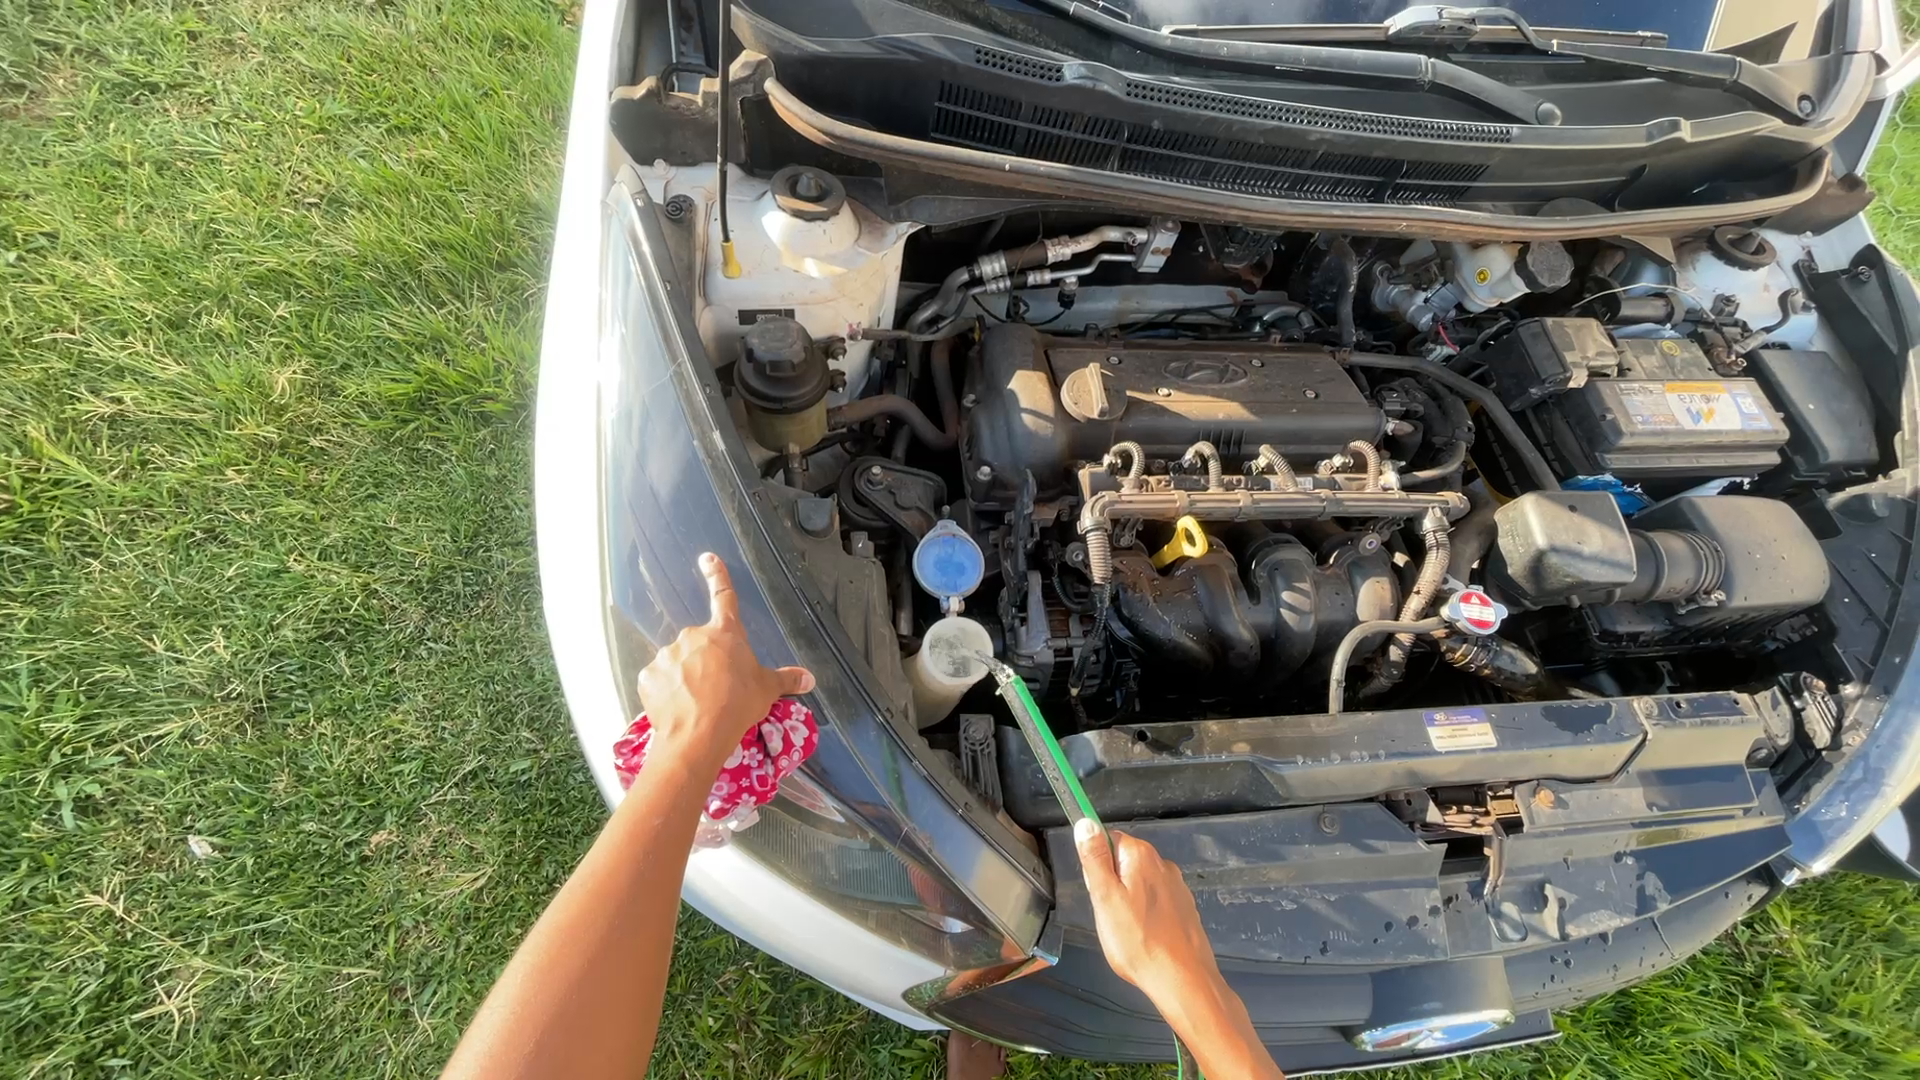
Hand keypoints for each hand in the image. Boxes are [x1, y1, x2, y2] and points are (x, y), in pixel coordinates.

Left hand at [635, 553, 813, 771]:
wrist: (698, 735)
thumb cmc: (738, 703)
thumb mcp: (767, 690)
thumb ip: (787, 679)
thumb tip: (810, 679)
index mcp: (725, 633)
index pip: (723, 596)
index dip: (717, 575)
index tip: (708, 558)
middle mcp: (694, 636)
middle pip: (702, 643)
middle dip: (707, 660)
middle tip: (718, 686)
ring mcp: (667, 655)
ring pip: (679, 662)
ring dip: (686, 676)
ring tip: (697, 702)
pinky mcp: (648, 677)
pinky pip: (660, 681)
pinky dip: (667, 691)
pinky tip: (677, 708)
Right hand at [1074, 820, 1222, 1007]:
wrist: (1184, 982)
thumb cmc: (1138, 941)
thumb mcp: (1105, 898)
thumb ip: (1094, 858)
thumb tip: (1086, 822)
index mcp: (1141, 855)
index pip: (1108, 840)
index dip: (1097, 866)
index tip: (1099, 892)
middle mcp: (1162, 863)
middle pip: (1124, 862)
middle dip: (1113, 885)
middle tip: (1112, 916)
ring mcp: (1177, 886)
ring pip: (1140, 883)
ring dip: (1129, 901)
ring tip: (1128, 931)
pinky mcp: (1185, 908)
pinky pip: (1156, 901)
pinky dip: (1147, 914)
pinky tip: (1146, 937)